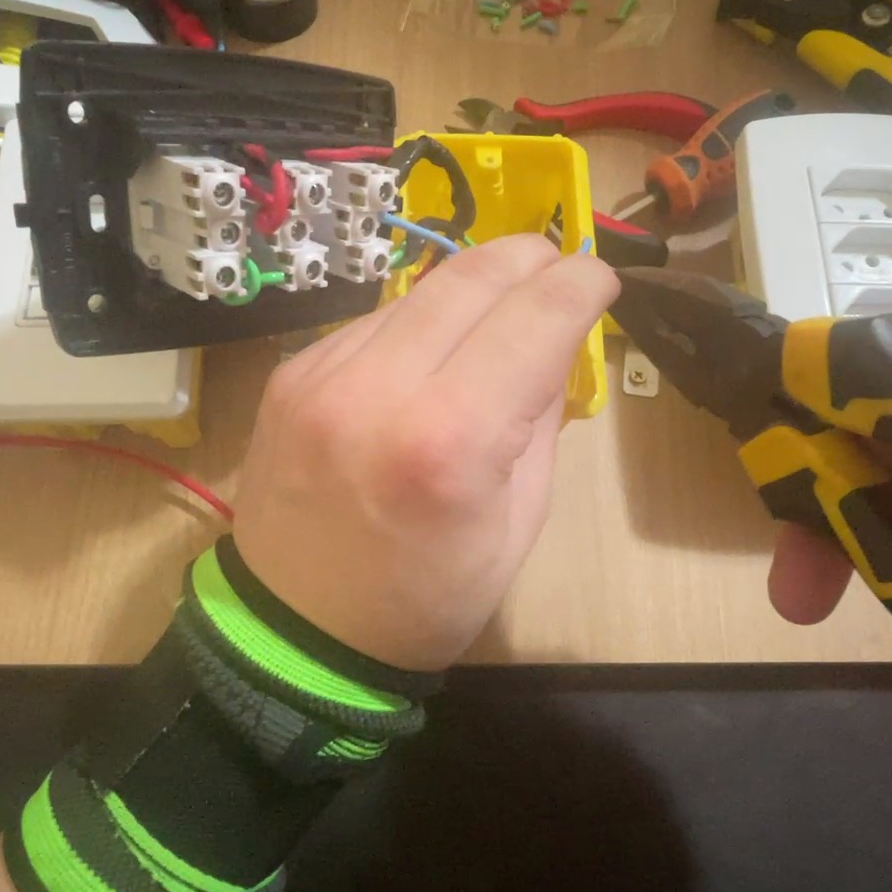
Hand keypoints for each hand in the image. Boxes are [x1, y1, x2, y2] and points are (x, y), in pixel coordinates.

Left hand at [232, 236, 618, 670]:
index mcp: (452, 443)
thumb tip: (551, 345)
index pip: (535, 320)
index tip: (600, 278)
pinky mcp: (291, 375)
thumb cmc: (424, 599)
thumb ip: (539, 423)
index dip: (580, 285)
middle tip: (554, 265)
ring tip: (495, 312)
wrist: (297, 632)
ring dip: (469, 290)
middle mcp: (380, 390)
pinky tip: (426, 357)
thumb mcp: (516, 527)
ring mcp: (323, 376)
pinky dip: (414, 326)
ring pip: (417, 292)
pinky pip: (371, 325)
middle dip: (527, 259)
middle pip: (471, 279)